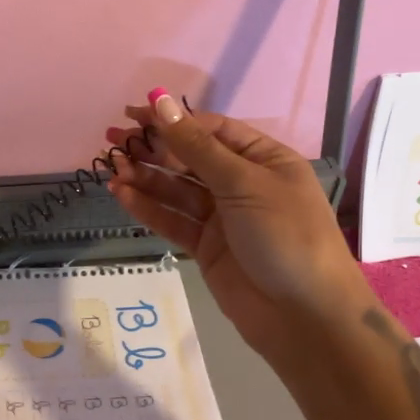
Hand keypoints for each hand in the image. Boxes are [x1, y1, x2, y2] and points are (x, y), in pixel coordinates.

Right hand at [106, 90, 367, 356]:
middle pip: (190, 158)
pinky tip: (121, 194)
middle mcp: (243, 184)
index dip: (173, 120)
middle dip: (154, 148)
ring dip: (145, 177)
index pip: (211, 130)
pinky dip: (147, 207)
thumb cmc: (286, 235)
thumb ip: (196, 146)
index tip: (134, 114)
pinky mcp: (205, 248)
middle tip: (114, 140)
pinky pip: (172, 220)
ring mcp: (223, 217)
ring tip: (113, 168)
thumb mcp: (243, 183)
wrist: (306, 318)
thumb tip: (161, 101)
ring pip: (177, 189)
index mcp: (264, 160)